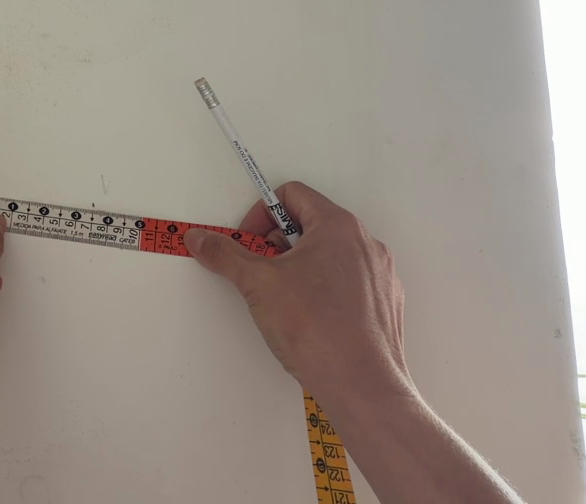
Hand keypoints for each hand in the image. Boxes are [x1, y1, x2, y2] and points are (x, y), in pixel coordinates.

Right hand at [182, 182, 412, 420]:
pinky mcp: (387, 304)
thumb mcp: (257, 284)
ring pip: (330, 253)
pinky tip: (313, 318)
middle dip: (279, 243)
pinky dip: (326, 288)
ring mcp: (380, 274)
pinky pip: (350, 280)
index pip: (292, 194)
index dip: (261, 214)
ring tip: (286, 298)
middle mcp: (365, 243)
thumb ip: (225, 254)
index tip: (249, 244)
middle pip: (311, 223)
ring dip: (302, 265)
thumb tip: (198, 238)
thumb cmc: (314, 328)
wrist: (363, 390)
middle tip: (263, 272)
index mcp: (337, 226)